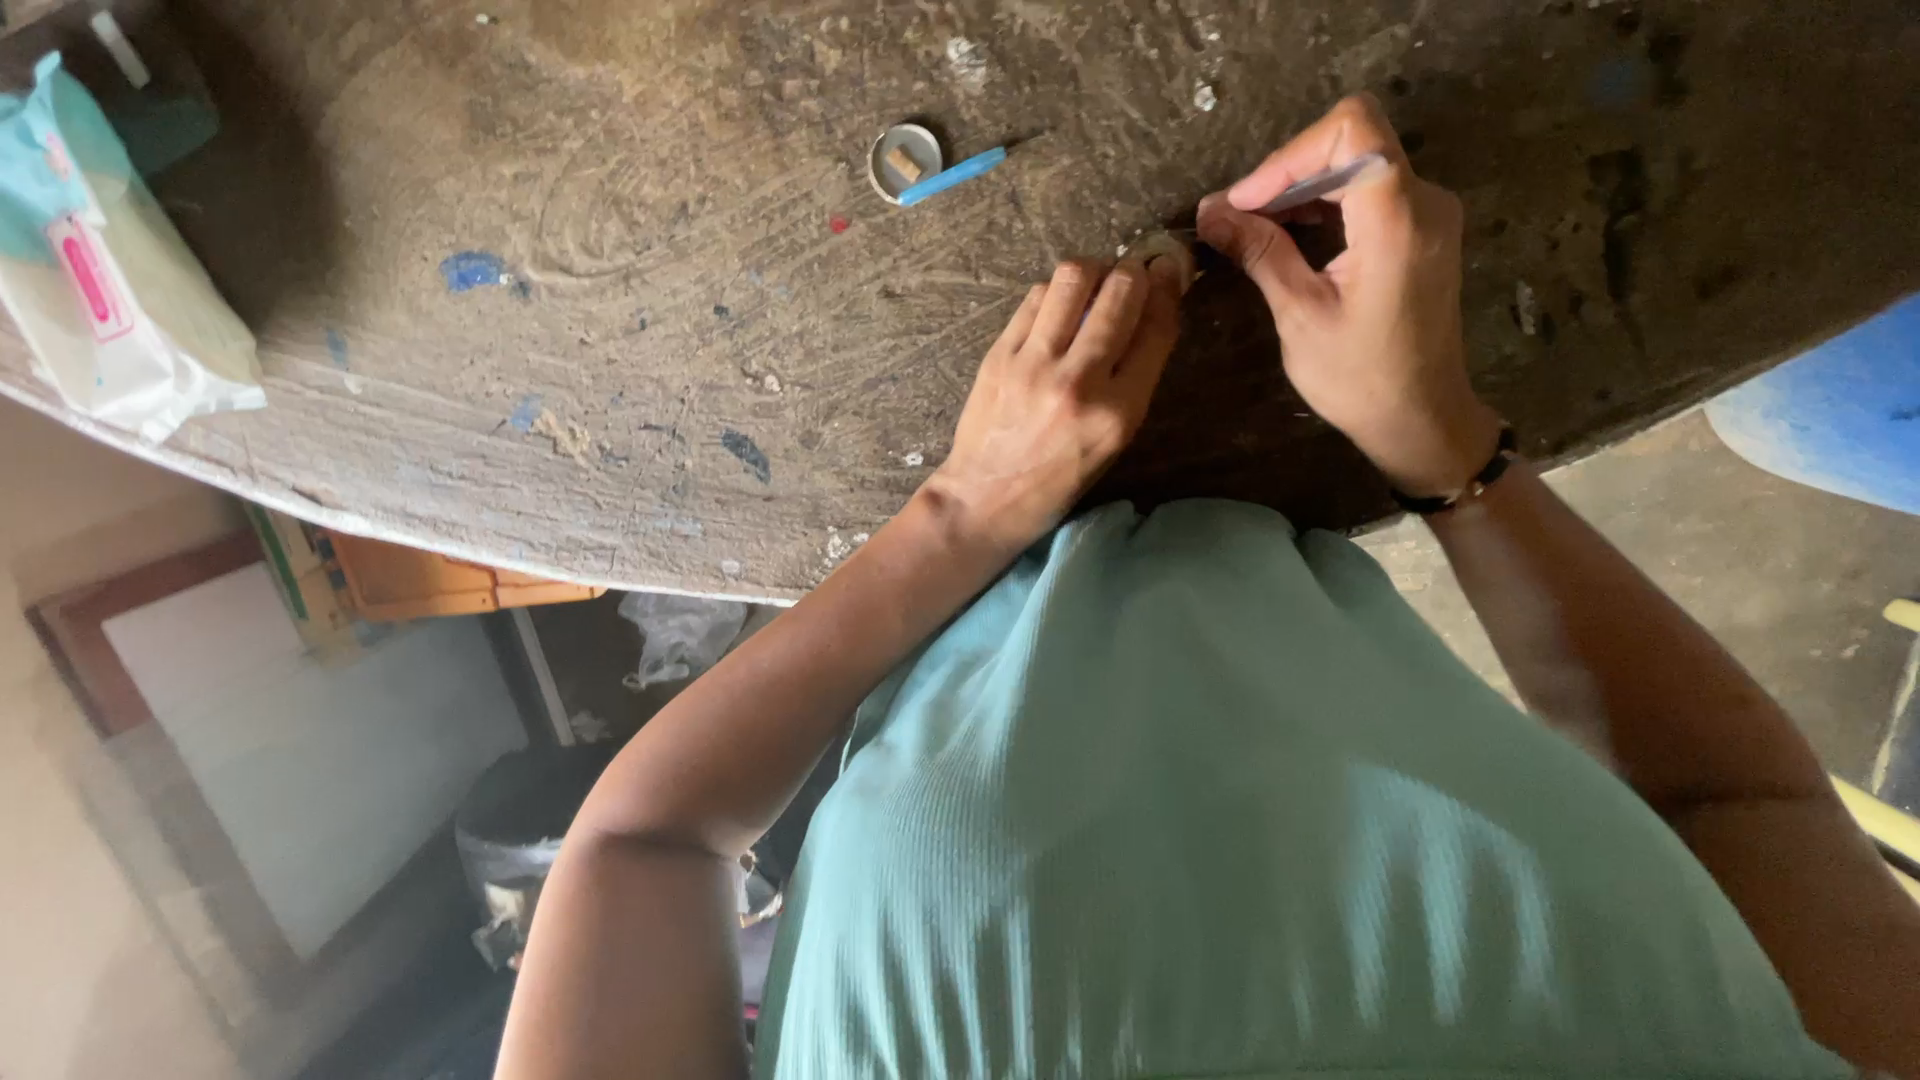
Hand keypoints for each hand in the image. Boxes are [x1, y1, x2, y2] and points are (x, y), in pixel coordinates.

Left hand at [926, 256, 1183, 551]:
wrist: (985, 499)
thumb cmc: (1057, 481)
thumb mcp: (1113, 442)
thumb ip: (1135, 379)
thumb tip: (1152, 312)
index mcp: (1119, 412)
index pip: (1157, 328)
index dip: (1169, 288)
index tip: (1168, 271)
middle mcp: (1080, 381)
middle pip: (1121, 292)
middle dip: (1135, 271)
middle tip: (1132, 274)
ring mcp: (1035, 364)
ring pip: (1074, 278)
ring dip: (1093, 270)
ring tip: (1094, 285)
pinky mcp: (999, 354)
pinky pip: (1035, 297)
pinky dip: (1055, 292)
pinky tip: (1058, 305)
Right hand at [1196, 94, 1501, 495]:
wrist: (1419, 415)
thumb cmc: (1357, 377)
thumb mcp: (1300, 314)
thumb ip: (1260, 253)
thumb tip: (1210, 212)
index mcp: (1397, 219)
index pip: (1350, 129)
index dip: (1287, 156)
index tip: (1244, 202)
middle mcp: (1425, 200)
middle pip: (1351, 142)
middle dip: (1285, 173)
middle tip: (1233, 217)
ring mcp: (1429, 212)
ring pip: (1358, 163)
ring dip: (1299, 189)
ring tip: (1250, 228)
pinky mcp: (1422, 229)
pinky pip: (1369, 191)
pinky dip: (1322, 204)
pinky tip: (1286, 235)